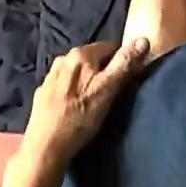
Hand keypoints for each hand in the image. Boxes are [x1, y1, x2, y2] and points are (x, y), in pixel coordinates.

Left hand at [21, 38, 150, 165]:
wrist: (45, 147)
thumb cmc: (80, 118)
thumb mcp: (107, 91)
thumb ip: (124, 65)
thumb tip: (143, 40)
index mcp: (80, 54)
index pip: (109, 48)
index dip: (120, 64)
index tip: (123, 83)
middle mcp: (63, 58)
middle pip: (92, 59)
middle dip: (102, 72)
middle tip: (109, 96)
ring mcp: (50, 75)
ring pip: (77, 71)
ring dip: (87, 81)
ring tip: (92, 103)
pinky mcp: (42, 91)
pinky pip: (64, 84)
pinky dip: (72, 90)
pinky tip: (73, 107)